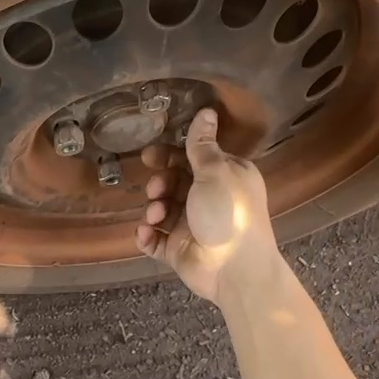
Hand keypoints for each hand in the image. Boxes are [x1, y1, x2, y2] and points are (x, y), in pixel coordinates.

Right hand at [135, 108, 283, 303]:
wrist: (233, 268)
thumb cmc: (228, 213)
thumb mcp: (215, 171)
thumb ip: (202, 146)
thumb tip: (206, 110)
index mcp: (224, 177)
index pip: (193, 160)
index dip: (171, 156)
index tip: (150, 155)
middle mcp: (208, 200)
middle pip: (175, 184)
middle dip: (160, 184)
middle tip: (156, 189)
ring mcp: (192, 227)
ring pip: (163, 211)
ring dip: (154, 209)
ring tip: (155, 214)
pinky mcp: (178, 251)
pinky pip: (155, 240)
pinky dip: (147, 236)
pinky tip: (144, 233)